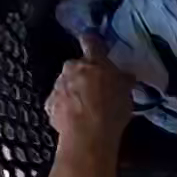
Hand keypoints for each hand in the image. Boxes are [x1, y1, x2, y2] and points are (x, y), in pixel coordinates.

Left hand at [46, 34, 133, 150]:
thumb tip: (125, 76)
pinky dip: (65, 107)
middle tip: (96, 89)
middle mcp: (71, 68)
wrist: (87, 134)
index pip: (91, 42)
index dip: (93, 42)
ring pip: (66, 84)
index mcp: (93, 61)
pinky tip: (75, 119)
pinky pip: (58, 101)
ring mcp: (58, 86)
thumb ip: (123, 80)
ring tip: (86, 109)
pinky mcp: (49, 105)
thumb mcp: (126, 93)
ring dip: (74, 91)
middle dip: (84, 74)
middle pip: (76, 66)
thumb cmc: (112, 109)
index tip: (94, 45)